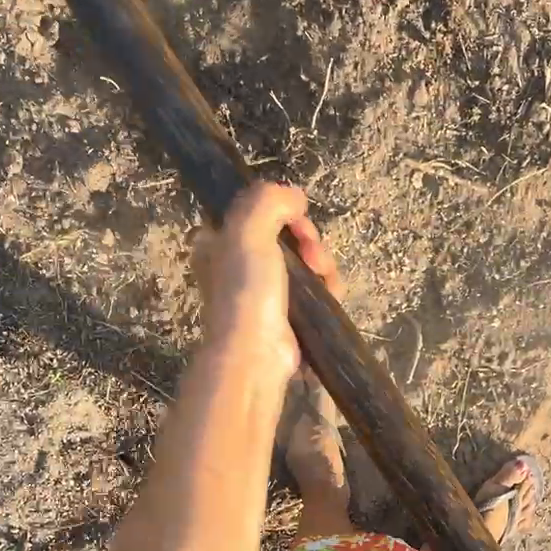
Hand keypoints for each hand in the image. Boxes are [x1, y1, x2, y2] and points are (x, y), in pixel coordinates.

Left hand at [190, 181, 343, 382]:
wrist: (256, 354)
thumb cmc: (245, 291)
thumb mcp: (248, 231)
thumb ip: (268, 201)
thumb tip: (295, 196)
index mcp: (219, 244)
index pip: (258, 214)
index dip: (282, 212)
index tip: (297, 219)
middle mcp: (240, 268)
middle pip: (288, 238)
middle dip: (308, 241)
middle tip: (313, 254)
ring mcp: (267, 294)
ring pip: (306, 264)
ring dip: (323, 265)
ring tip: (323, 278)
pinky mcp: (291, 317)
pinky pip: (317, 291)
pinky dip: (328, 289)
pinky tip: (330, 295)